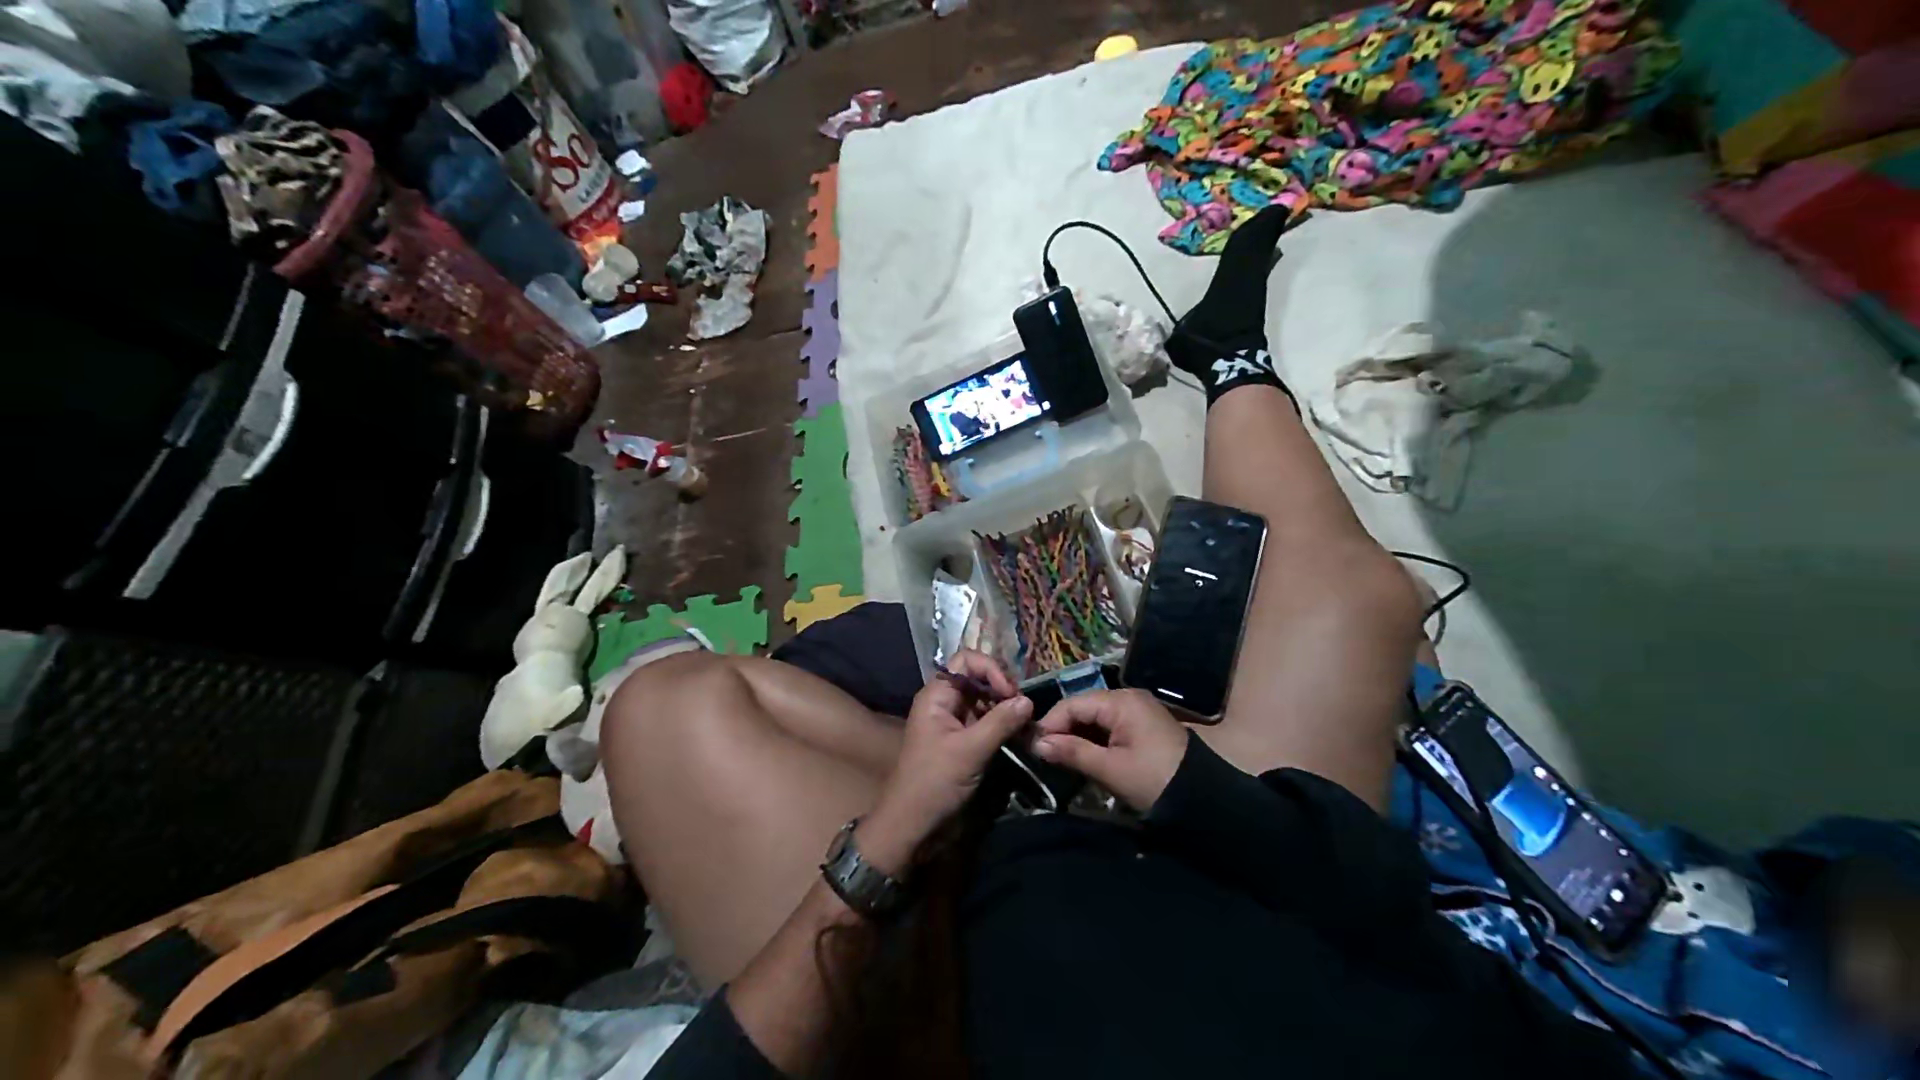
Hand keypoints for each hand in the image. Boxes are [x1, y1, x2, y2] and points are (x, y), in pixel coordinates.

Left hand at [858, 650, 1030, 875]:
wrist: (912, 824)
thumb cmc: (934, 782)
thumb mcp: (970, 750)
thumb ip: (1000, 722)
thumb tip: (1028, 699)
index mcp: (937, 695)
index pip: (966, 660)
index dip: (990, 669)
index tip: (1010, 692)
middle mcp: (946, 703)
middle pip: (979, 679)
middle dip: (1003, 689)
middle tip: (1024, 710)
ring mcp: (955, 723)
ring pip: (986, 702)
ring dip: (1006, 709)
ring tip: (1027, 725)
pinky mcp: (964, 742)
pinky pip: (987, 723)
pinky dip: (1003, 726)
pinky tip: (1020, 736)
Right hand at [1031, 689, 1188, 813]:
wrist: (1205, 799)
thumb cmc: (1154, 780)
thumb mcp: (1110, 768)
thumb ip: (1072, 752)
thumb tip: (1037, 743)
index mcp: (1121, 701)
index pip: (1072, 704)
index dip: (1050, 724)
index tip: (1033, 748)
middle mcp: (1128, 697)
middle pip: (1083, 707)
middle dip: (1062, 729)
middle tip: (1044, 755)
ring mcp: (1138, 710)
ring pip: (1095, 717)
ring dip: (1077, 735)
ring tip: (1060, 757)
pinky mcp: (1144, 726)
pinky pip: (1110, 725)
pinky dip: (1095, 739)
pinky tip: (1084, 756)